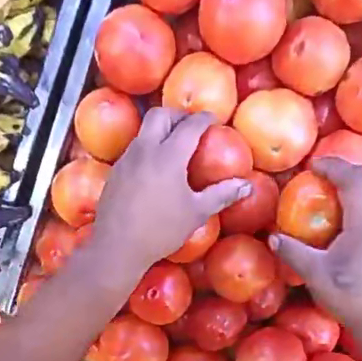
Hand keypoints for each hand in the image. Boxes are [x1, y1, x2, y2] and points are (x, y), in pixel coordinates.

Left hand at [86, 108, 249, 276]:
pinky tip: (154, 168)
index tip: (214, 120)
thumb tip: (246, 185)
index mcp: (169, 155)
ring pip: (144, 130)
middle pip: (160, 114)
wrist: (117, 246)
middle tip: (191, 127)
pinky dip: (148, 147)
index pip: (190, 124)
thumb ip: (222, 194)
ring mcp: (127, 159)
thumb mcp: (196, 213)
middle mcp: (145, 149)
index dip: (205, 119)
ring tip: (174, 145)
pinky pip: (134, 149)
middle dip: (178, 115)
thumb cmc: (161, 230)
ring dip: (160, 129)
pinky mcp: (115, 171)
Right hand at [269, 157, 361, 342]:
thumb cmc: (354, 301)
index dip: (334, 167)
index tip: (314, 165)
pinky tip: (353, 216)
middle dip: (354, 168)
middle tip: (329, 174)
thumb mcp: (318, 278)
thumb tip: (273, 237)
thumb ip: (295, 254)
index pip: (354, 180)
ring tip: (340, 191)